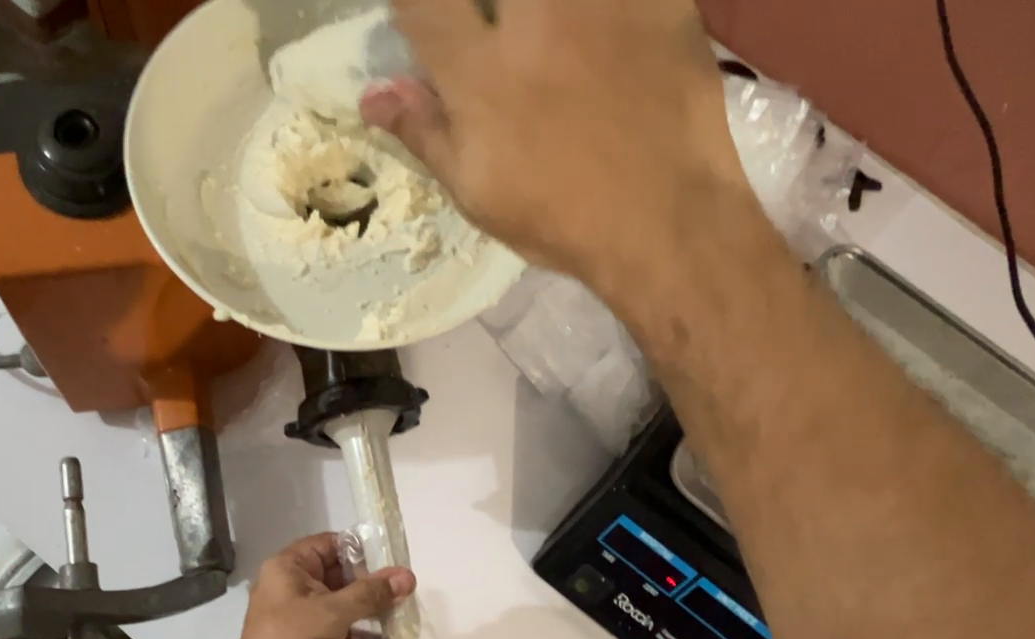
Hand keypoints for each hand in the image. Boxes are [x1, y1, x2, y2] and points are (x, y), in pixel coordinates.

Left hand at [219, 534, 416, 638]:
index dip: (360, 550)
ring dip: (369, 608)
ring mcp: (300, 611)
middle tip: (403, 590)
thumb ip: (371, 593)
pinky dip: (359, 632)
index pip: (330, 544)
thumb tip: (407, 576)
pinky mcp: (309, 635)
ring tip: (400, 614)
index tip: (392, 560)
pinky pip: (339, 626)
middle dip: (371, 584)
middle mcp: (293, 583)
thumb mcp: (332, 613)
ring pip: (342, 601)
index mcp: (289, 566)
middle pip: (339, 573)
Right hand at [359, 0, 760, 287]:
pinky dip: (605, 8)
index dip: (413, 6)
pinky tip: (598, 34)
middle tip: (491, 33)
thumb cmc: (559, 219)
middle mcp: (534, 21)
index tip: (424, 19)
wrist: (663, 222)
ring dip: (542, 14)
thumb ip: (424, 133)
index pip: (420, 4)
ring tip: (548, 42)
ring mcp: (598, 3)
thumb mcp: (477, 192)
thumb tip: (370, 97)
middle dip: (479, 6)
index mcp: (481, 76)